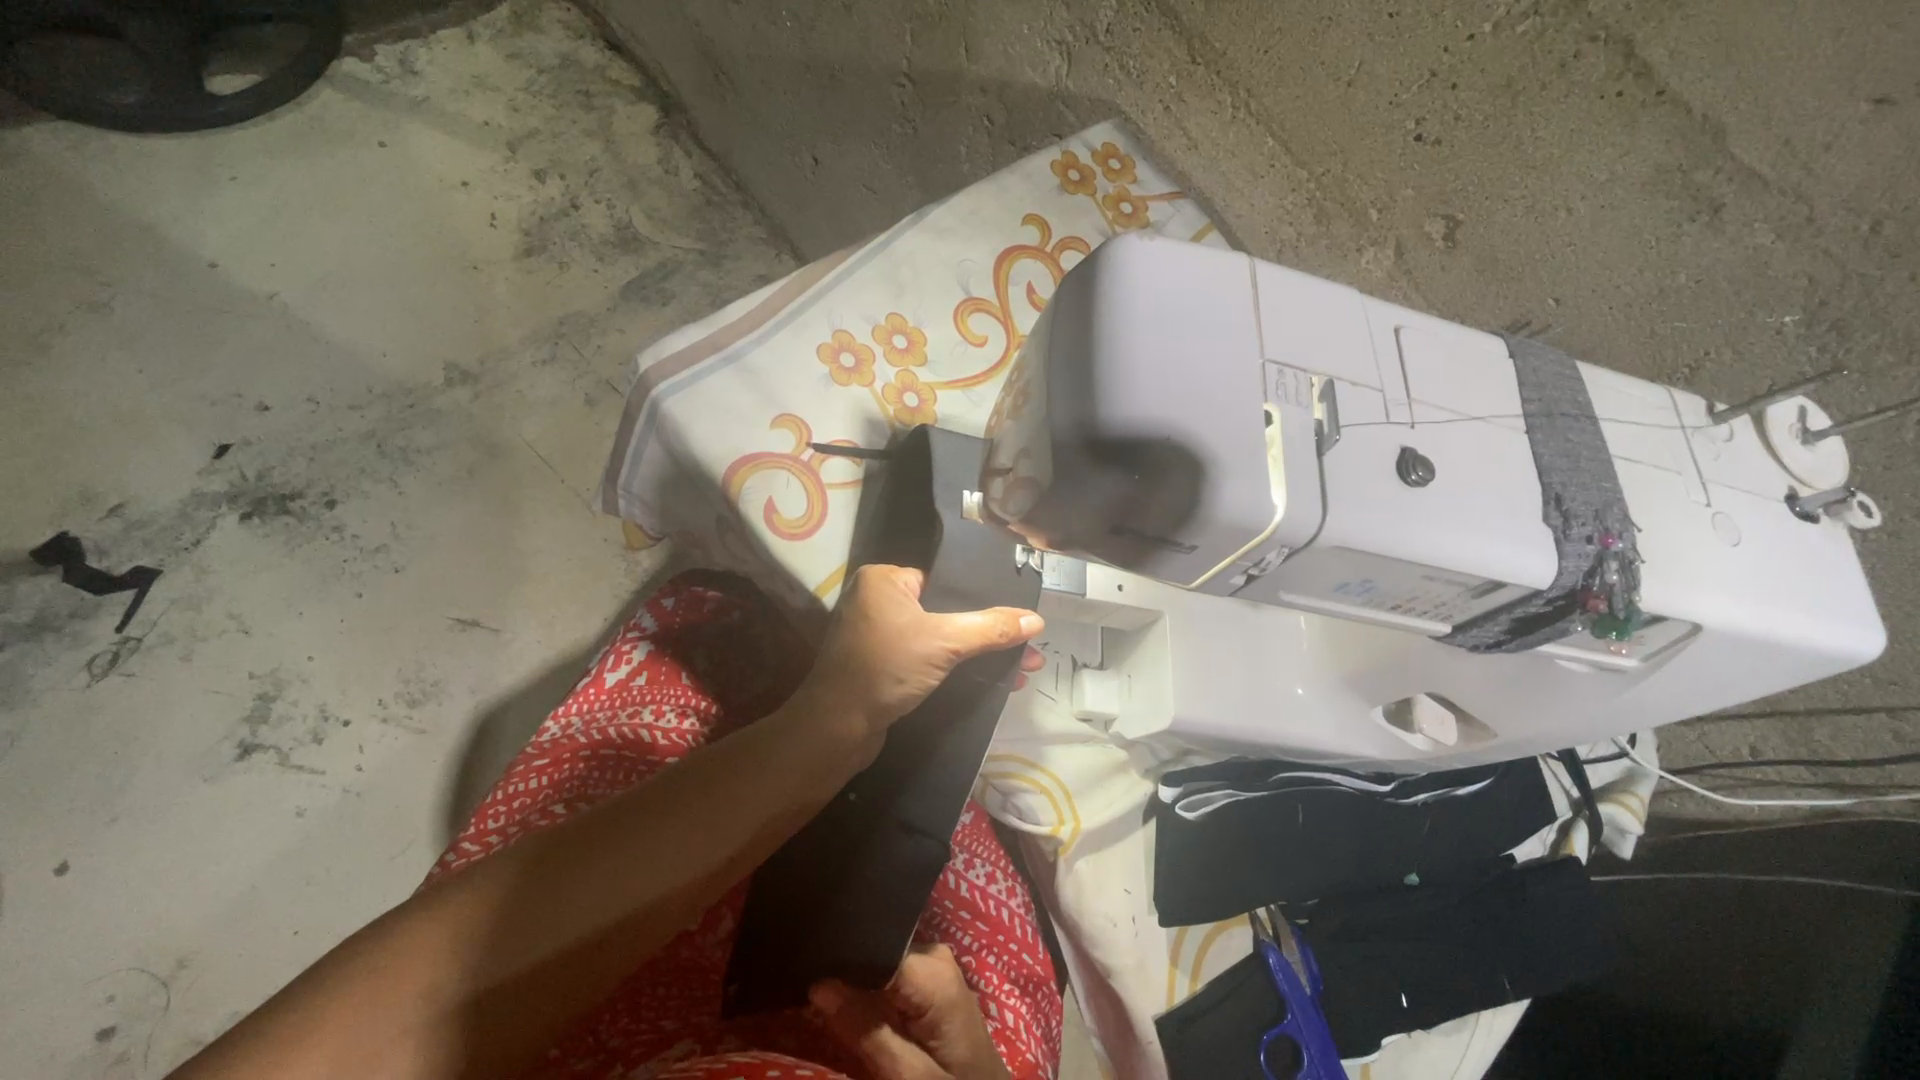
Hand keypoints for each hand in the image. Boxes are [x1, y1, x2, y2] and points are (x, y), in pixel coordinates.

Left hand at [797, 564, 1042, 741]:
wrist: (836, 728)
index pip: (946, 580)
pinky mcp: (883, 665)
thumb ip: (990, 628)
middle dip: (989, 633)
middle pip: (948, 610)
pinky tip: (992, 681)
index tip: (1021, 617)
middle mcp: (878, 600)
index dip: (985, 599)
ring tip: (1022, 670)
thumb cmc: (885, 669)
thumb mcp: (944, 642)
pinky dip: (957, 668)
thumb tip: (1036, 620)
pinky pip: (929, 658)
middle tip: (1028, 650)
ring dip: (978, 654)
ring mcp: (879, 635)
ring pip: (941, 637)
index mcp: (885, 579)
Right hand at [810, 945, 1011, 1079]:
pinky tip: (856, 1002)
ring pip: (881, 956)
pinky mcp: (931, 973)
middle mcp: (935, 954)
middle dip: (846, 971)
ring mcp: (935, 960)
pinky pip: (892, 967)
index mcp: (932, 973)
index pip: (875, 946)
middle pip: (877, 948)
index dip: (841, 962)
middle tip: (817, 996)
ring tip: (831, 998)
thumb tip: (820, 986)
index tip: (811, 977)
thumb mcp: (909, 1077)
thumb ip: (866, 1032)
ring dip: (857, 979)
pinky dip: (872, 985)